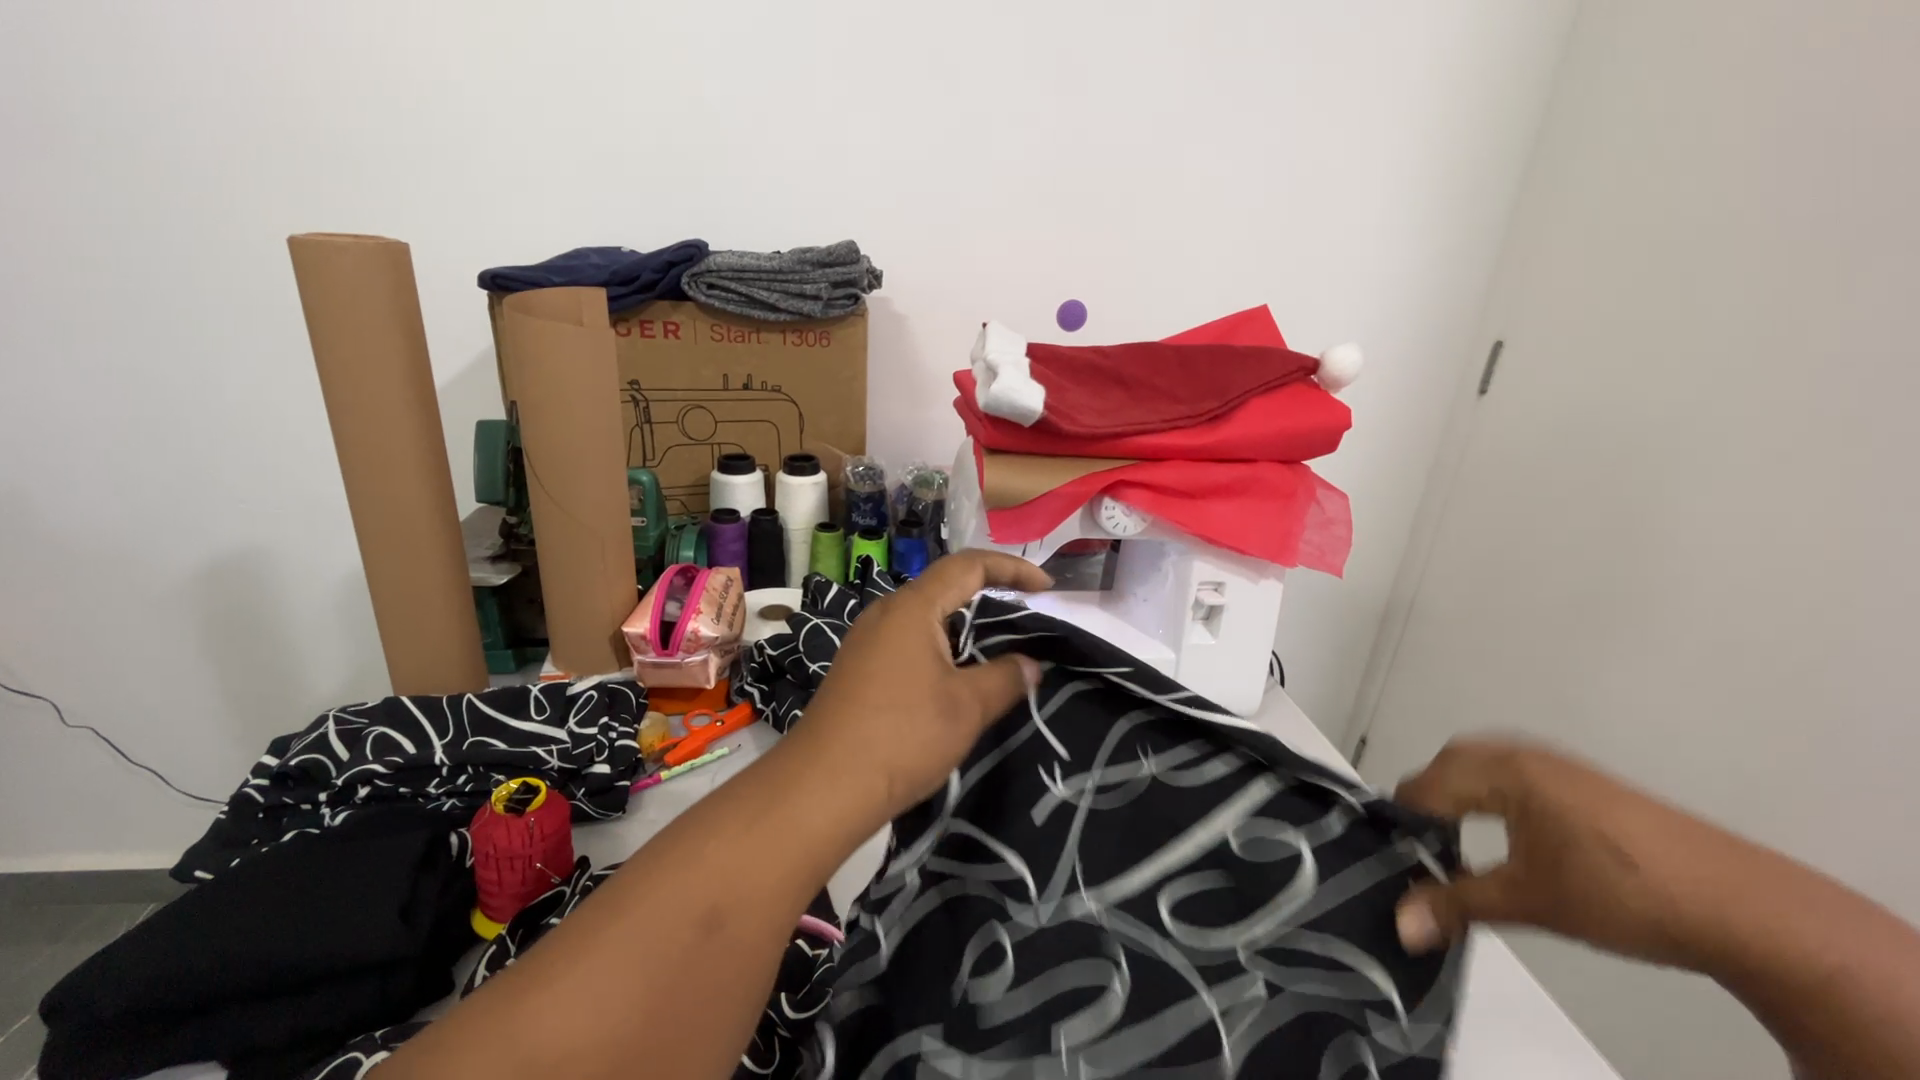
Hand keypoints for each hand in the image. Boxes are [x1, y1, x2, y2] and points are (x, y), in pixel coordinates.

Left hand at [780, 551, 1049, 822]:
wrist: (823, 788)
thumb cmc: (902, 736)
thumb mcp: (967, 707)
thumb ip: (1006, 678)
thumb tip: (1032, 665)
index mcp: (912, 608)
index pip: (968, 565)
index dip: (1012, 569)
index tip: (1047, 587)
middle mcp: (884, 614)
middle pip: (944, 588)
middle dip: (990, 596)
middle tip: (1028, 619)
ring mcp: (866, 643)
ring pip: (925, 619)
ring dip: (964, 628)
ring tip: (1000, 652)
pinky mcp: (858, 671)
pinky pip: (908, 644)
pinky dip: (941, 650)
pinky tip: (957, 681)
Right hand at [1392, 738, 1770, 968]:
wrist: (1740, 906)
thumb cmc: (1620, 895)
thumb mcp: (1529, 902)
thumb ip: (1457, 905)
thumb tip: (1399, 924)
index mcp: (1507, 772)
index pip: (1428, 784)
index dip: (1406, 821)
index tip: (1399, 860)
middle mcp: (1529, 756)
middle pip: (1453, 760)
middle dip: (1429, 797)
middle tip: (1423, 845)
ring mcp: (1564, 766)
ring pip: (1488, 763)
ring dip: (1463, 792)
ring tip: (1457, 838)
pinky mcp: (1589, 784)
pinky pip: (1518, 772)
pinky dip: (1496, 793)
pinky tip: (1510, 833)